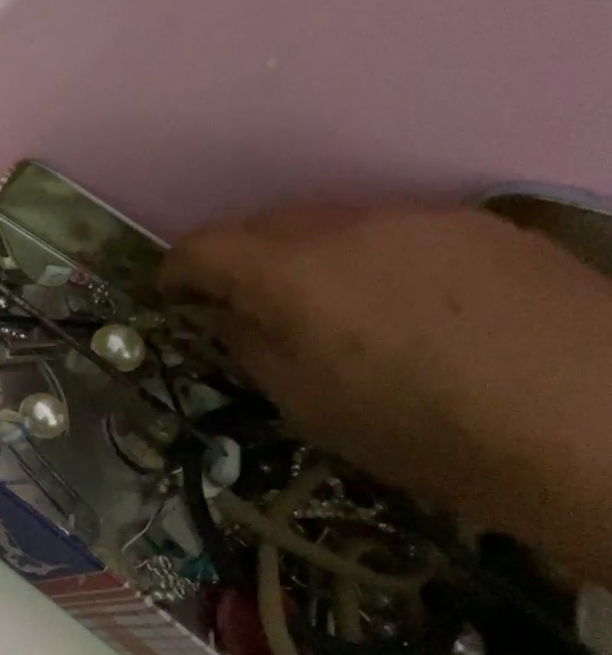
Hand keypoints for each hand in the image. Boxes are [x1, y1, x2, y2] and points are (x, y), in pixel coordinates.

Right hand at [161, 204, 611, 577]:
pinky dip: (374, 256)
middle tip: (249, 305)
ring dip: (306, 255)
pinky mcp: (479, 223)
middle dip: (238, 261)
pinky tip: (413, 302)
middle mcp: (341, 227)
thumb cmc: (434, 436)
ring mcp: (415, 217)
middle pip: (257, 225)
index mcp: (288, 274)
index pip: (198, 249)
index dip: (175, 274)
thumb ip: (247, 345)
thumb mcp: (309, 407)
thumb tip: (221, 314)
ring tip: (337, 304)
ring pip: (326, 222)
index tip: (175, 300)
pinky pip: (394, 228)